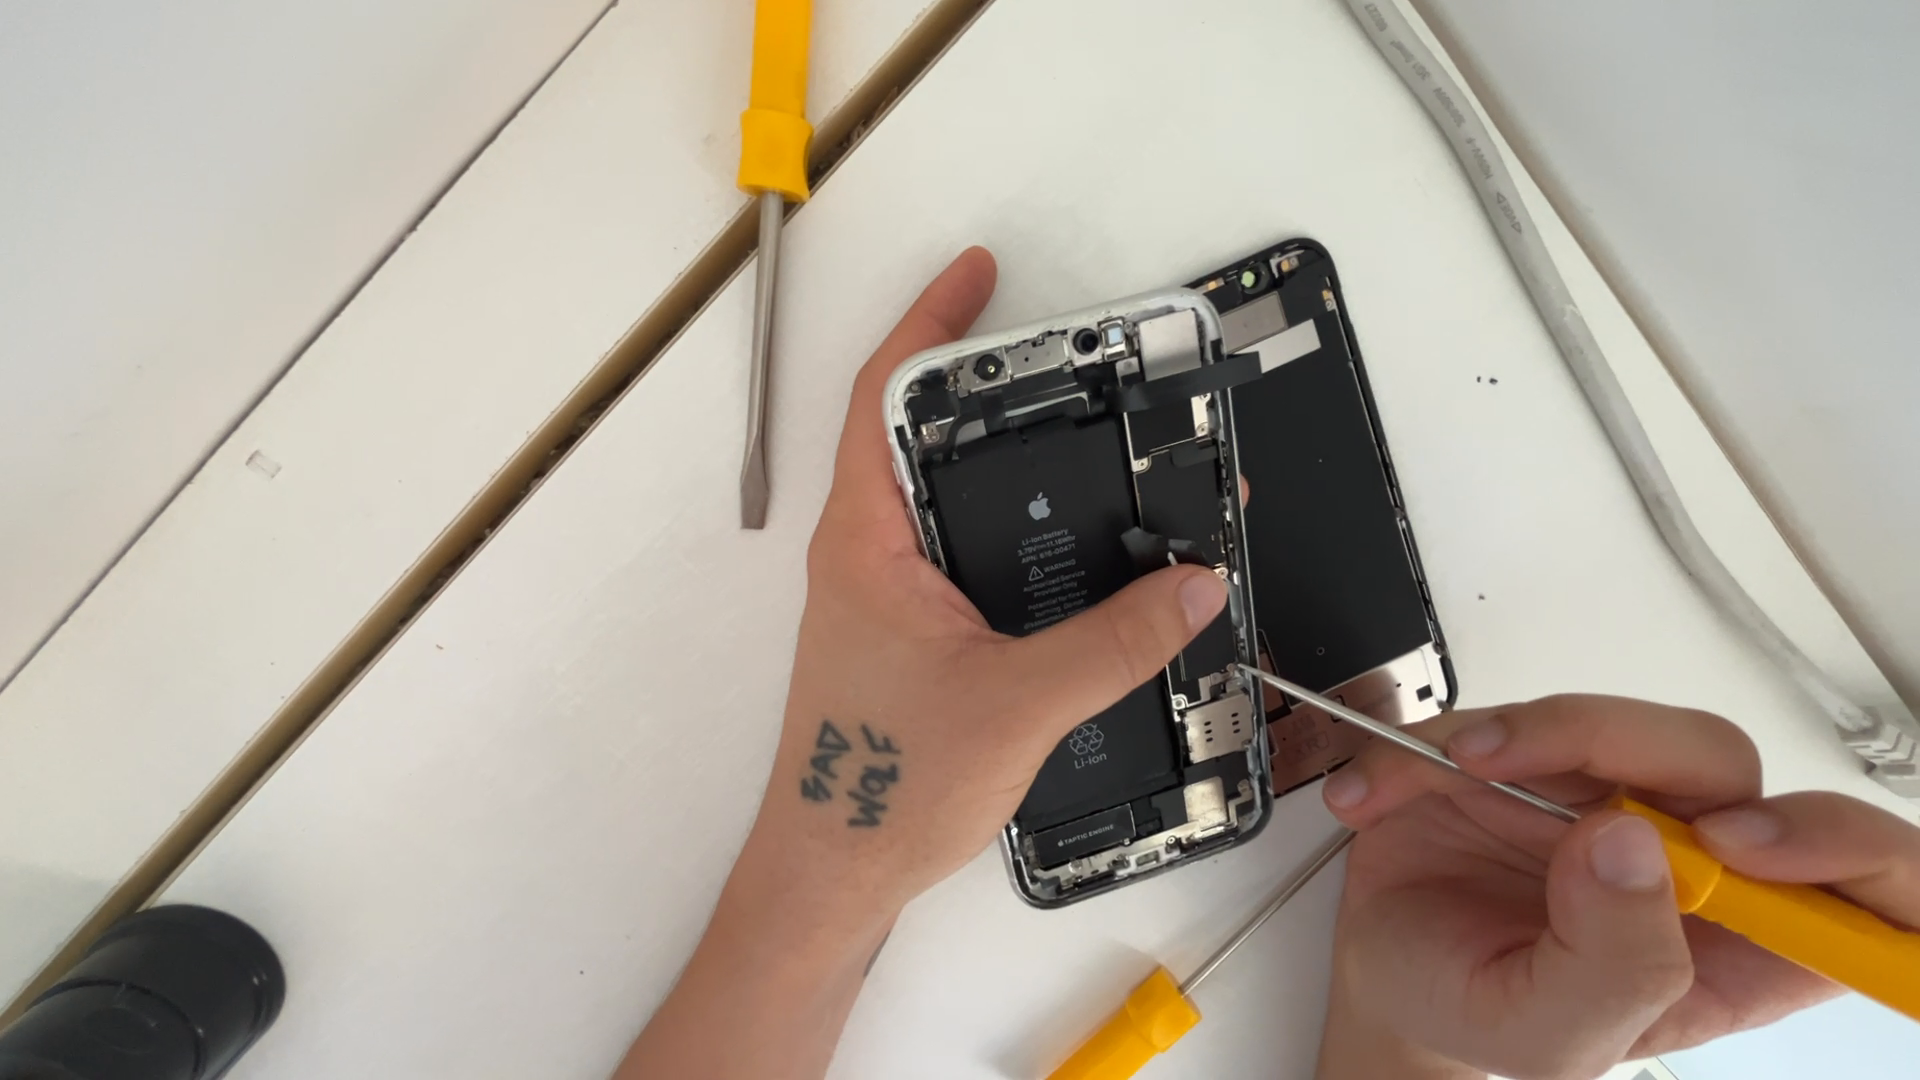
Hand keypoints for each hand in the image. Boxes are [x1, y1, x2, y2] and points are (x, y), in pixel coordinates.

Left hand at [619, 248, 1228, 1079]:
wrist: (834, 874)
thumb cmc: (891, 787)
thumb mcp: (1018, 704)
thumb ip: (1116, 642)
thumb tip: (1197, 584)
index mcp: (866, 538)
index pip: (884, 397)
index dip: (930, 324)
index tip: (979, 274)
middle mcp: (865, 550)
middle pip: (915, 432)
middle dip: (978, 383)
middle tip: (1053, 357)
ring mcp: (881, 589)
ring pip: (936, 493)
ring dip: (990, 457)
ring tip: (1068, 437)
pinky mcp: (903, 627)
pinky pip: (951, 547)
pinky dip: (997, 523)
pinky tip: (1053, 540)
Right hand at [1314, 695, 1919, 1079]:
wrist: (1383, 974)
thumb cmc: (1477, 1013)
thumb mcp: (1549, 1029)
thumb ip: (1616, 963)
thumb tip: (1633, 843)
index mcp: (1736, 935)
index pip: (1872, 879)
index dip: (1840, 843)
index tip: (1736, 844)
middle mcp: (1674, 849)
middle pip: (1701, 755)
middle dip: (1595, 738)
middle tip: (1491, 762)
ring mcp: (1585, 794)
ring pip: (1579, 719)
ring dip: (1473, 737)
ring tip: (1390, 790)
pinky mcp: (1505, 760)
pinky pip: (1469, 722)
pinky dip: (1403, 751)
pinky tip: (1365, 798)